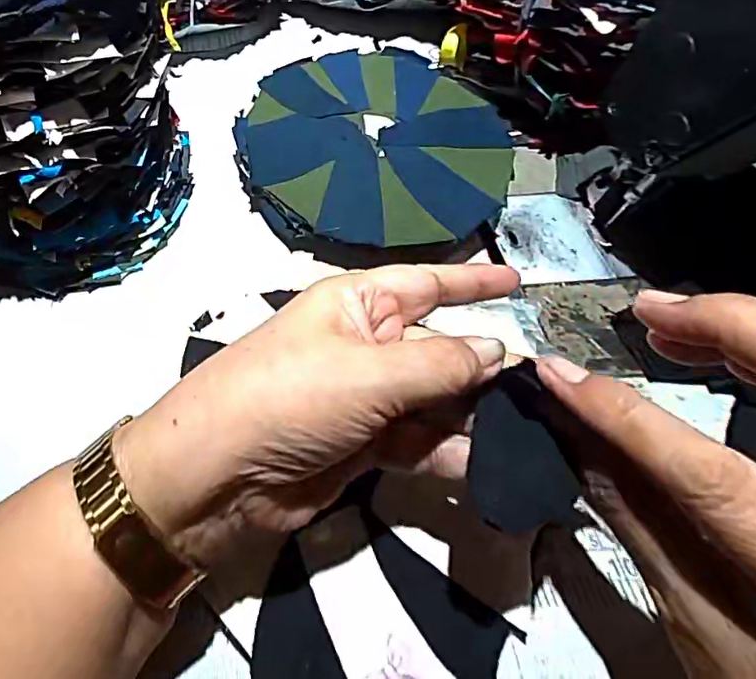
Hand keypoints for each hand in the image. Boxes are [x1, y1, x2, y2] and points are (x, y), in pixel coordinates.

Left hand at [113, 264, 520, 570]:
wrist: (218, 474)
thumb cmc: (293, 394)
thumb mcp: (370, 372)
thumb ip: (440, 363)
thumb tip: (498, 349)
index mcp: (359, 302)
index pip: (427, 282)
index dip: (472, 282)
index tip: (517, 281)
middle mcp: (366, 342)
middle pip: (437, 344)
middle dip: (481, 361)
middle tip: (536, 381)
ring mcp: (365, 395)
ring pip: (433, 396)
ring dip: (469, 412)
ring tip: (519, 427)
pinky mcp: (363, 442)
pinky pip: (417, 440)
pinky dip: (444, 450)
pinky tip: (476, 462)